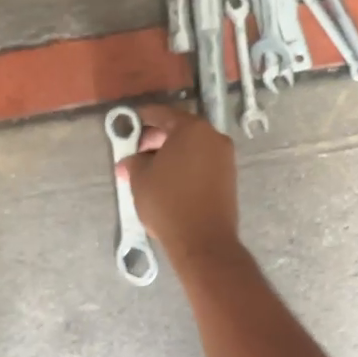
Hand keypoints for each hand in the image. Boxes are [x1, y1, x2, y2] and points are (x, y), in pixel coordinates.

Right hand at [117, 104, 242, 270]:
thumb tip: (129, 160)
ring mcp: (225, 157)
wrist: (204, 242)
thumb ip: (133, 161)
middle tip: (136, 153)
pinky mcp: (229, 177)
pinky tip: (169, 182)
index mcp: (191, 128)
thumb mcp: (140, 178)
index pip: (161, 114)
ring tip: (149, 171)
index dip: (141, 119)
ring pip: (191, 147)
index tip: (127, 126)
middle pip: (178, 129)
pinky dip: (185, 166)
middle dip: (155, 139)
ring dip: (171, 154)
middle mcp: (213, 136)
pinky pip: (202, 162)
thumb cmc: (168, 202)